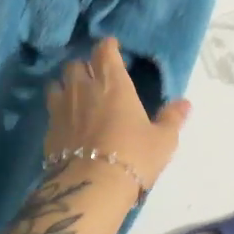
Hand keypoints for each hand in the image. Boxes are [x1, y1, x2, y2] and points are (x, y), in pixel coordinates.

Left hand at [45, 38, 191, 189]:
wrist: (92, 186)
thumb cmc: (134, 156)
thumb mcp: (163, 140)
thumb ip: (172, 118)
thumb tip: (185, 103)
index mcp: (112, 83)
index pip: (104, 51)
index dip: (108, 47)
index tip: (112, 48)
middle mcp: (83, 88)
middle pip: (76, 64)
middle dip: (85, 66)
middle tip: (94, 76)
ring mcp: (61, 108)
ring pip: (57, 83)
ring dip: (66, 85)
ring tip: (75, 95)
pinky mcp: (48, 129)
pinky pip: (50, 110)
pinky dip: (58, 110)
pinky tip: (66, 121)